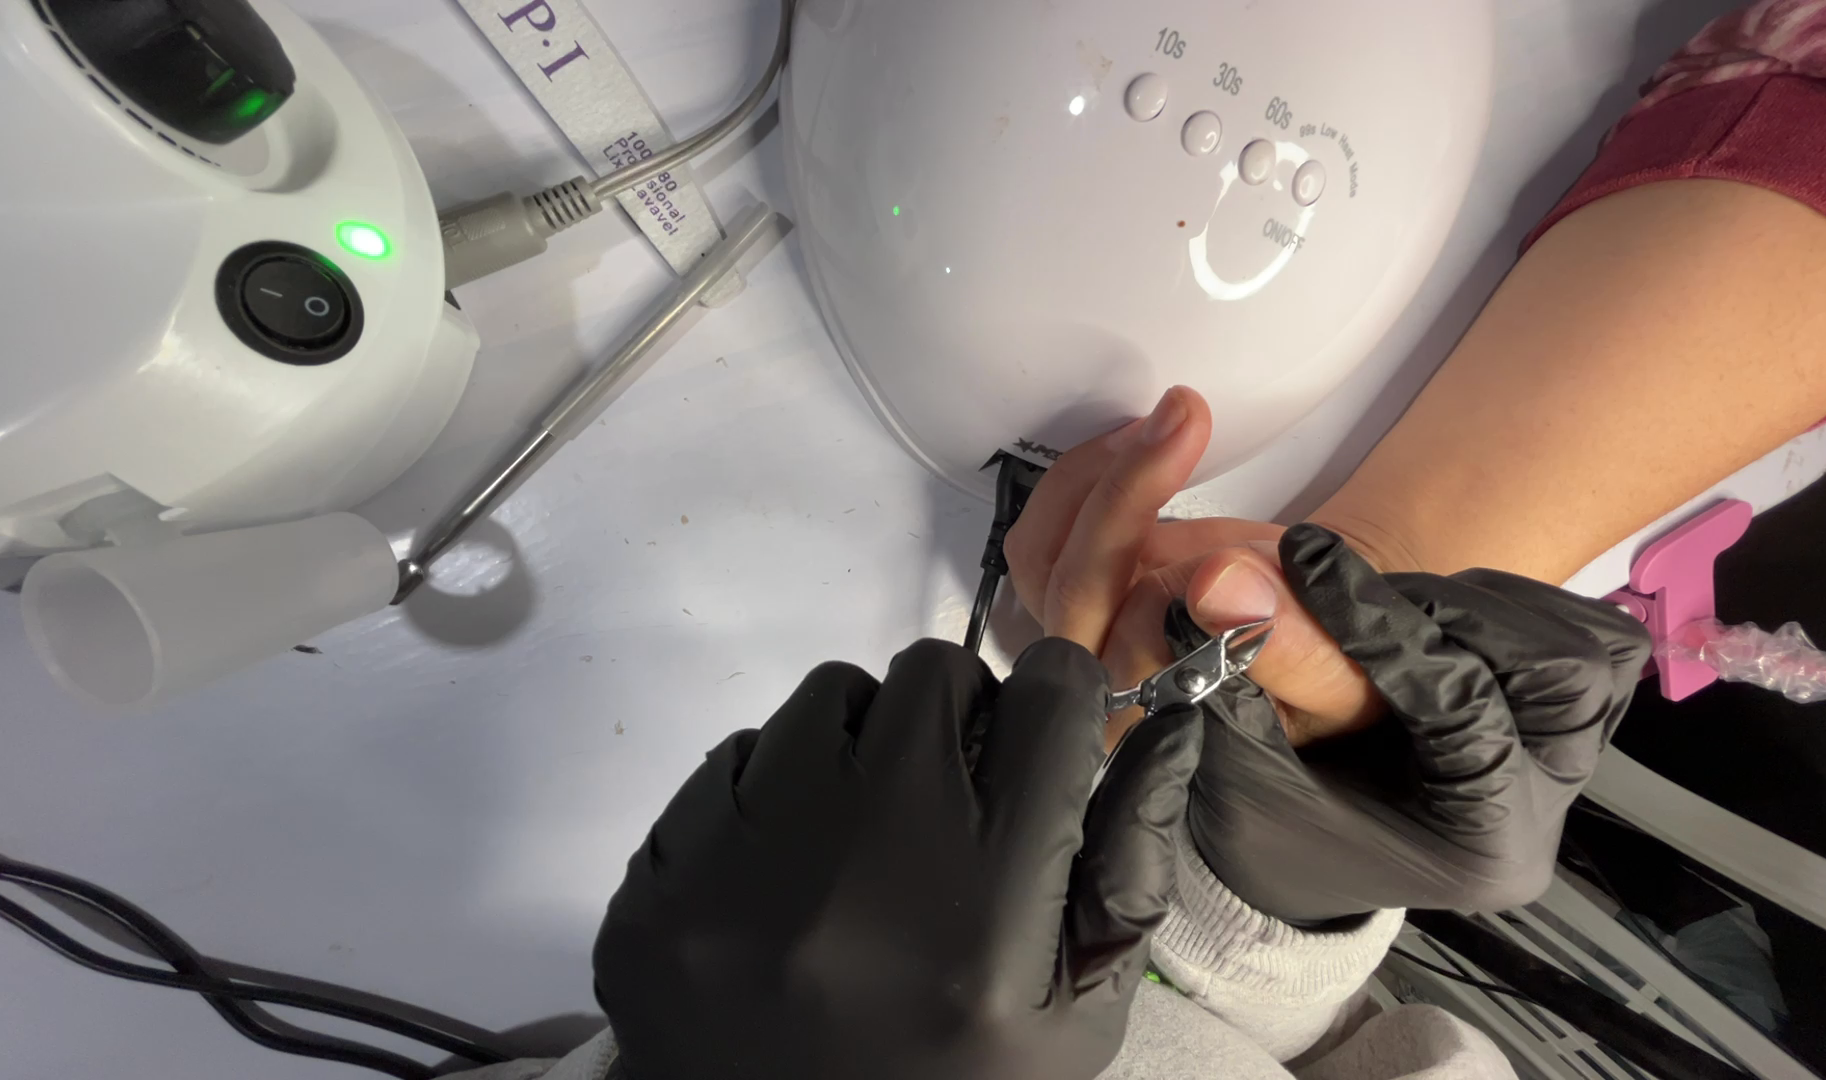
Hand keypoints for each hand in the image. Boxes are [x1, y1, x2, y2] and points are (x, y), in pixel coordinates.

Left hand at [591, 642, 1202, 1077]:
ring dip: (863, 742)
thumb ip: (1131, 856)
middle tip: (944, 786)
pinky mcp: (656, 879)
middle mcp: (861, 874)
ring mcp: (739, 871)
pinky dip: (774, 789)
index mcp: (988, 915)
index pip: (1048, 699)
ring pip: (833, 694)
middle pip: (933, 670)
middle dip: (957, 712)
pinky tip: (782, 872)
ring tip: (859, 832)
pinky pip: (737, 751)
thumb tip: (1169, 721)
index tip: (1042, 722)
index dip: (1057, 692)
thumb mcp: (1075, 1007)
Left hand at [1004, 387, 1384, 748]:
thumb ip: (1297, 649)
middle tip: (1184, 419)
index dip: (1175, 592)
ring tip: (1166, 423)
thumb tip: (1217, 585)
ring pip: (1040, 552)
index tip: (1236, 543)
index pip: (1131, 652)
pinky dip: (1083, 476)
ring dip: (1092, 476)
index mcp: (1159, 723)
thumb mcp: (1349, 678)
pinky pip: (1050, 527)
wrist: (1319, 641)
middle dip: (1123, 495)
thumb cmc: (1331, 672)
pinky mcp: (1091, 578)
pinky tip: (1140, 442)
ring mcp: (1087, 624)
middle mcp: (1101, 682)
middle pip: (1071, 591)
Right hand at [1187, 525, 1652, 920]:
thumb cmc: (1258, 829)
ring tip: (1381, 605)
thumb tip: (1221, 579)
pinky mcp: (1544, 728)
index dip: (1377, 623)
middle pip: (1559, 670)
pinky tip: (1418, 618)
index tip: (1303, 558)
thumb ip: (1242, 674)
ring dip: (1477, 606)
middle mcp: (1541, 806)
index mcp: (1474, 839)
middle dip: (1442, 611)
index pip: (1461, 702)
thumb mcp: (1239, 760)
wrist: (1287, 862)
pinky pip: (1577, 641)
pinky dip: (1500, 610)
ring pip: (1586, 647)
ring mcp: (1555, 766)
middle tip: (1345, 590)